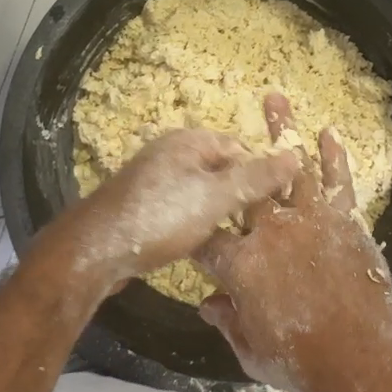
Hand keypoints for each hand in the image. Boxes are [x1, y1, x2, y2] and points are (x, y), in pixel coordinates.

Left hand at [53, 128, 296, 288]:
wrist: (96, 250)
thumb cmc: (159, 217)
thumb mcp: (215, 197)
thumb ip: (255, 178)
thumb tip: (294, 156)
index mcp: (189, 141)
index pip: (240, 148)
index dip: (263, 173)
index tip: (281, 204)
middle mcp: (171, 154)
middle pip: (221, 169)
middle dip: (242, 194)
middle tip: (263, 226)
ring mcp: (156, 180)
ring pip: (202, 191)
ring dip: (220, 212)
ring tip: (241, 239)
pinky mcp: (145, 206)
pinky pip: (183, 208)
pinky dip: (198, 223)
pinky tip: (206, 246)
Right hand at [195, 94, 391, 391]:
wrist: (367, 353)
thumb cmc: (305, 360)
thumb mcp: (254, 354)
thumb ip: (229, 324)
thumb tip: (210, 306)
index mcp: (240, 265)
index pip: (208, 240)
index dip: (197, 233)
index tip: (190, 226)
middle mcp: (270, 232)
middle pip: (243, 186)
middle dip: (230, 158)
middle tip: (222, 135)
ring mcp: (308, 220)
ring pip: (290, 167)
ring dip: (282, 131)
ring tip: (274, 98)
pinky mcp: (343, 219)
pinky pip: (337, 181)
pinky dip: (334, 156)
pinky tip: (328, 133)